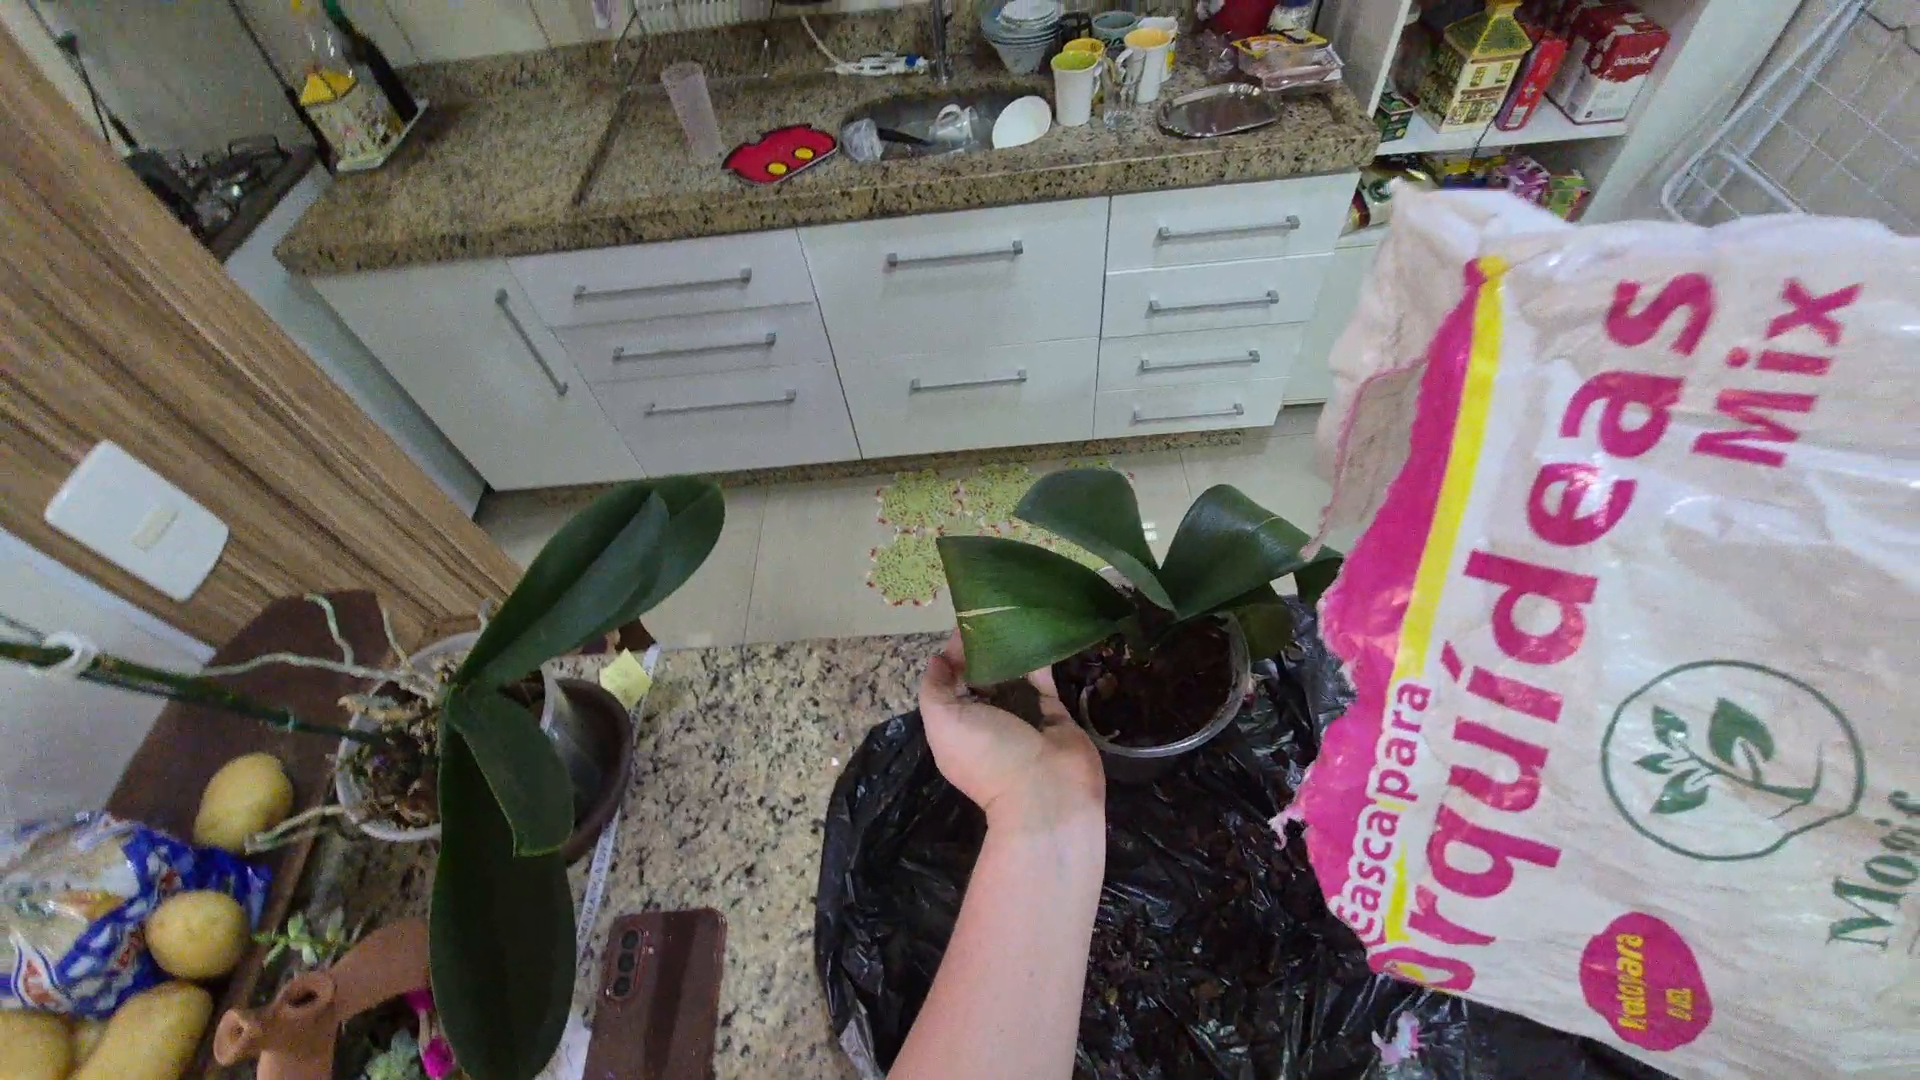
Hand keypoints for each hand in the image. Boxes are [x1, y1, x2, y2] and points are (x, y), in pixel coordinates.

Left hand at [919, 633, 1104, 835]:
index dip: (954, 656)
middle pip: (982, 678)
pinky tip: (1034, 634)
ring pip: (1013, 677)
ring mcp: (1022, 717)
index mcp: (957, 727)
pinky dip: (1038, 660)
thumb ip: (935, 689)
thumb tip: (937, 659)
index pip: (950, 684)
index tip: (965, 626)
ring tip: (1013, 617)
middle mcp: (987, 721)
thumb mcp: (944, 722)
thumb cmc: (990, 755)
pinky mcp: (1053, 713)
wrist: (1049, 791)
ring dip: (1011, 651)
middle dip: (983, 650)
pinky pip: (1043, 681)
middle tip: (992, 615)